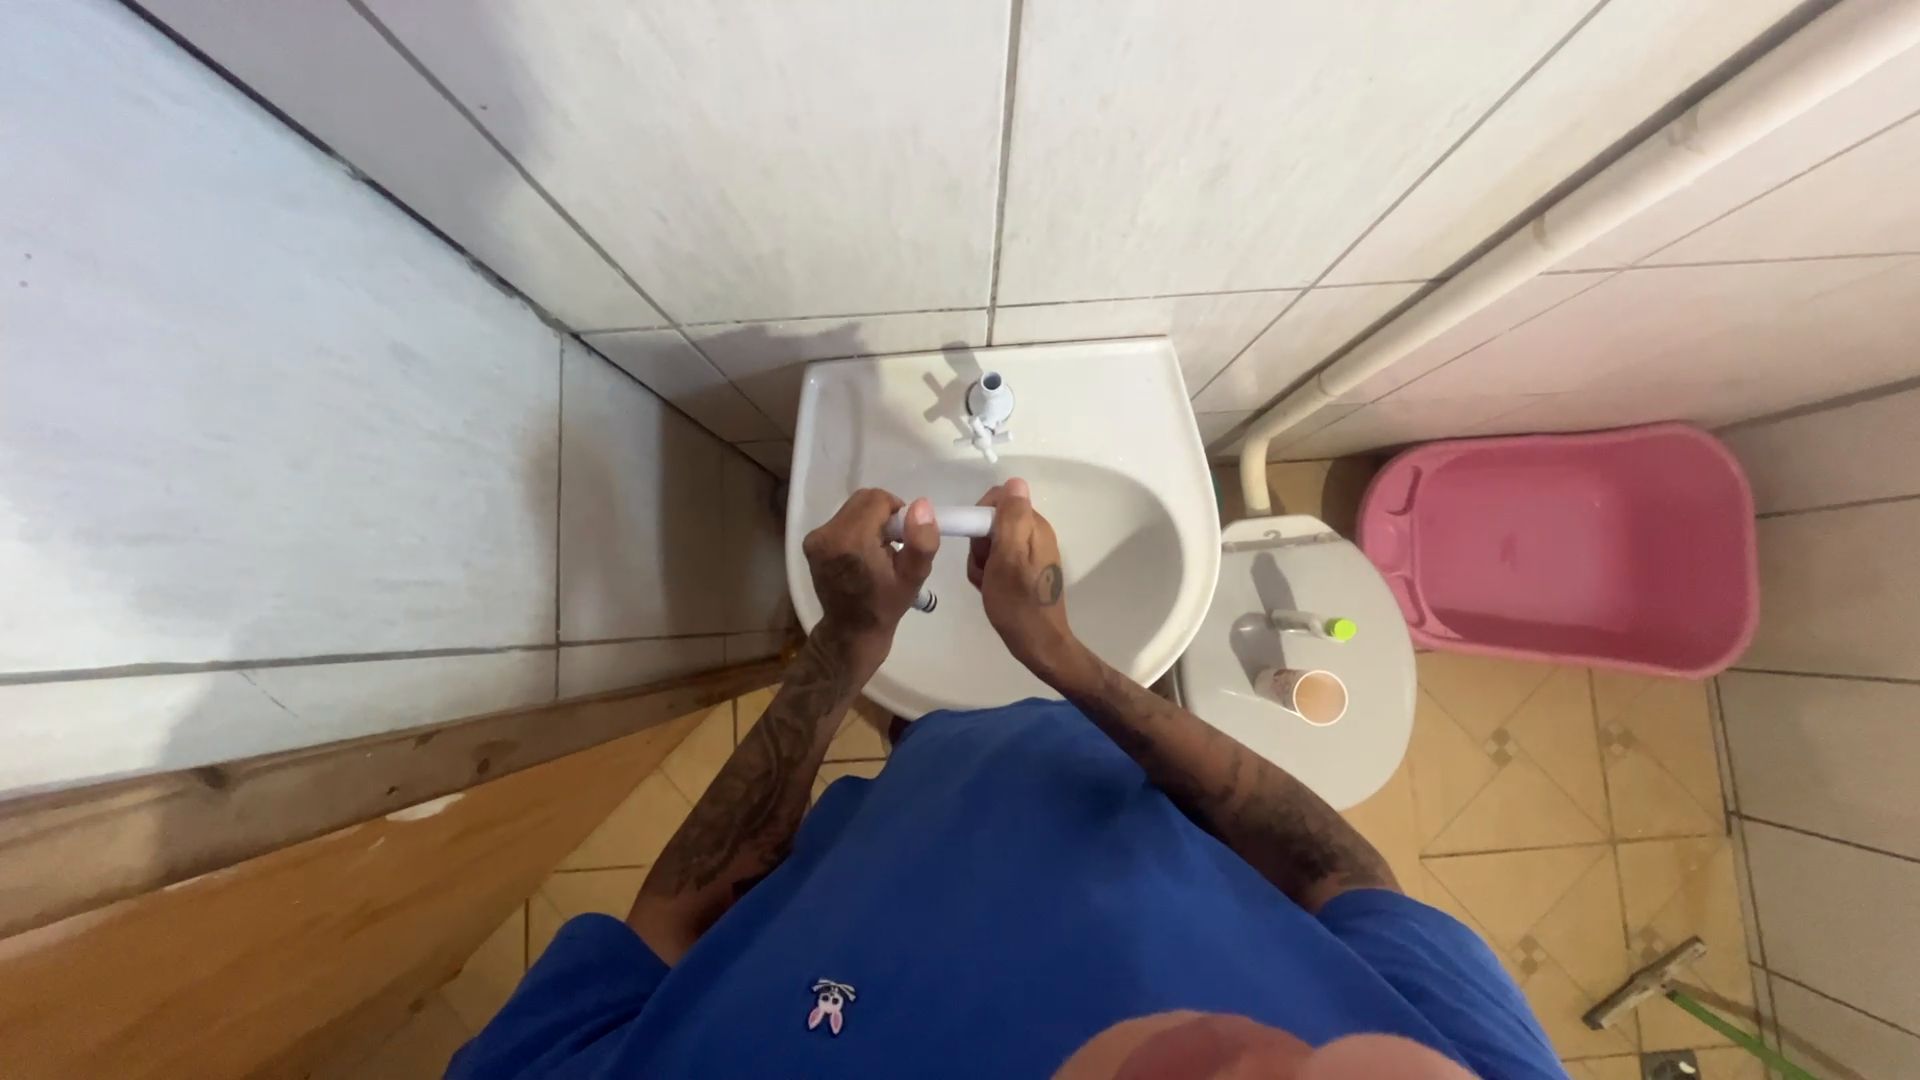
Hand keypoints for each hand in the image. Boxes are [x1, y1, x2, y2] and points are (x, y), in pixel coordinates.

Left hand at [801, 489, 937, 671]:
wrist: (850, 632)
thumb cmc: (885, 605)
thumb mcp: (913, 576)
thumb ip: (921, 541)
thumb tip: (921, 505)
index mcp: (850, 540)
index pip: (878, 499)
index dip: (897, 512)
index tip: (903, 538)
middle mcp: (826, 533)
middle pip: (864, 500)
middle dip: (884, 515)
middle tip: (893, 544)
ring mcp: (814, 538)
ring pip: (853, 508)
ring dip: (871, 521)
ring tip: (878, 551)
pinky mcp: (811, 543)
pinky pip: (842, 520)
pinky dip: (857, 528)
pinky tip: (863, 554)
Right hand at [968, 478, 1081, 680]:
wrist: (1038, 645)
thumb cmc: (1019, 604)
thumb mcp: (1009, 558)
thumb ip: (1011, 518)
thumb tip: (1015, 482)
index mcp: (1034, 527)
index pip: (998, 499)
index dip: (979, 518)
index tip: (976, 545)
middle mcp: (1035, 534)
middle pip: (992, 521)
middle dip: (979, 544)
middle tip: (983, 569)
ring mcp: (1031, 553)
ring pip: (991, 542)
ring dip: (981, 561)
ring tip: (986, 583)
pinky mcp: (1025, 570)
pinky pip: (998, 560)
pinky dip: (988, 573)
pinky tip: (990, 589)